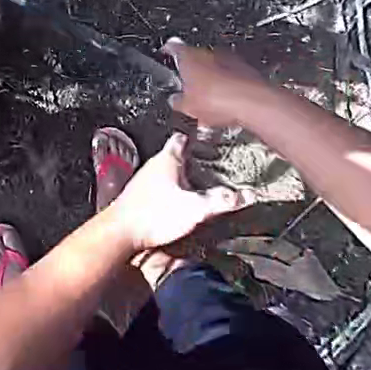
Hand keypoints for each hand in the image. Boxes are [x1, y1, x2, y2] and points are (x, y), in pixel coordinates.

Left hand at [101, 133, 250, 252]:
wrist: (121, 233)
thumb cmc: (155, 214)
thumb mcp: (195, 208)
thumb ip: (221, 201)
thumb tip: (250, 194)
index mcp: (167, 159)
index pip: (182, 138)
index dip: (196, 137)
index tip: (211, 139)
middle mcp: (154, 165)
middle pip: (176, 154)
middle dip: (194, 158)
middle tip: (215, 164)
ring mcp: (146, 180)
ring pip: (169, 170)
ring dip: (184, 175)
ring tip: (204, 183)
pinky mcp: (141, 195)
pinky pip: (162, 186)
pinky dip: (174, 189)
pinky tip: (183, 201)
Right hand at [163, 38, 272, 128]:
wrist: (253, 103)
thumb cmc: (217, 99)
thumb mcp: (187, 107)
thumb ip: (178, 100)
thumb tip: (176, 100)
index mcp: (188, 56)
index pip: (173, 47)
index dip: (167, 51)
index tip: (165, 54)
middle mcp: (208, 52)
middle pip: (195, 59)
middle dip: (192, 72)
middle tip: (187, 89)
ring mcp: (229, 59)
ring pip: (214, 67)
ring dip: (211, 79)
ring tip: (209, 100)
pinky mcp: (247, 70)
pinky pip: (231, 76)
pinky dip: (228, 86)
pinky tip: (227, 103)